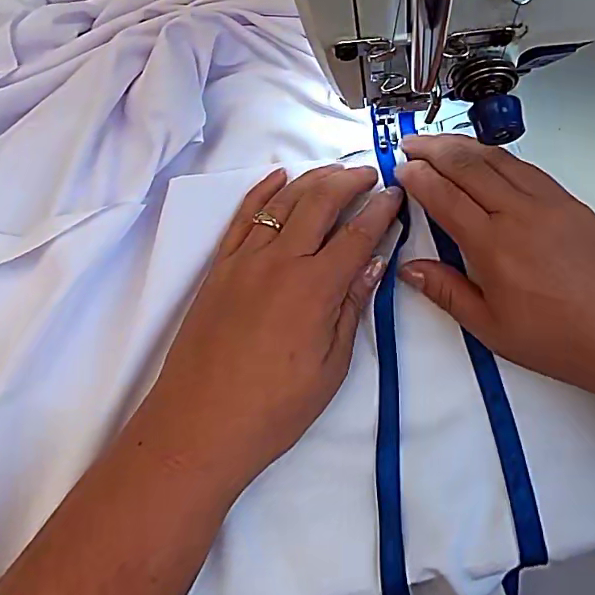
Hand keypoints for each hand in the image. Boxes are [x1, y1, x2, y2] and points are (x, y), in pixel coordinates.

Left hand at [129, 164, 402, 484]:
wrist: (200, 424)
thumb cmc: (274, 408)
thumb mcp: (331, 367)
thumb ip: (351, 307)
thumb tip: (374, 263)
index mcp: (315, 288)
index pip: (357, 235)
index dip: (380, 210)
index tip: (395, 193)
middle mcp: (280, 261)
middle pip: (320, 203)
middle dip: (349, 181)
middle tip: (369, 174)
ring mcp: (245, 258)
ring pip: (283, 201)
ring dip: (312, 179)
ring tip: (334, 170)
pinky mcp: (219, 265)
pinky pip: (242, 215)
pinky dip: (261, 190)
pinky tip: (277, 176)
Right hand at [395, 135, 594, 403]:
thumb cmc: (569, 339)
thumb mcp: (493, 328)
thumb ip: (447, 292)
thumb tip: (413, 270)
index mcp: (495, 246)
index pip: (443, 195)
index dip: (417, 177)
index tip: (401, 170)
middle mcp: (519, 214)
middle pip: (465, 164)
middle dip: (431, 148)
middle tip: (411, 145)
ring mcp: (547, 202)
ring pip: (494, 157)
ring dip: (461, 144)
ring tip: (439, 142)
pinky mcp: (568, 201)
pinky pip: (523, 165)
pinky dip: (495, 154)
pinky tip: (485, 157)